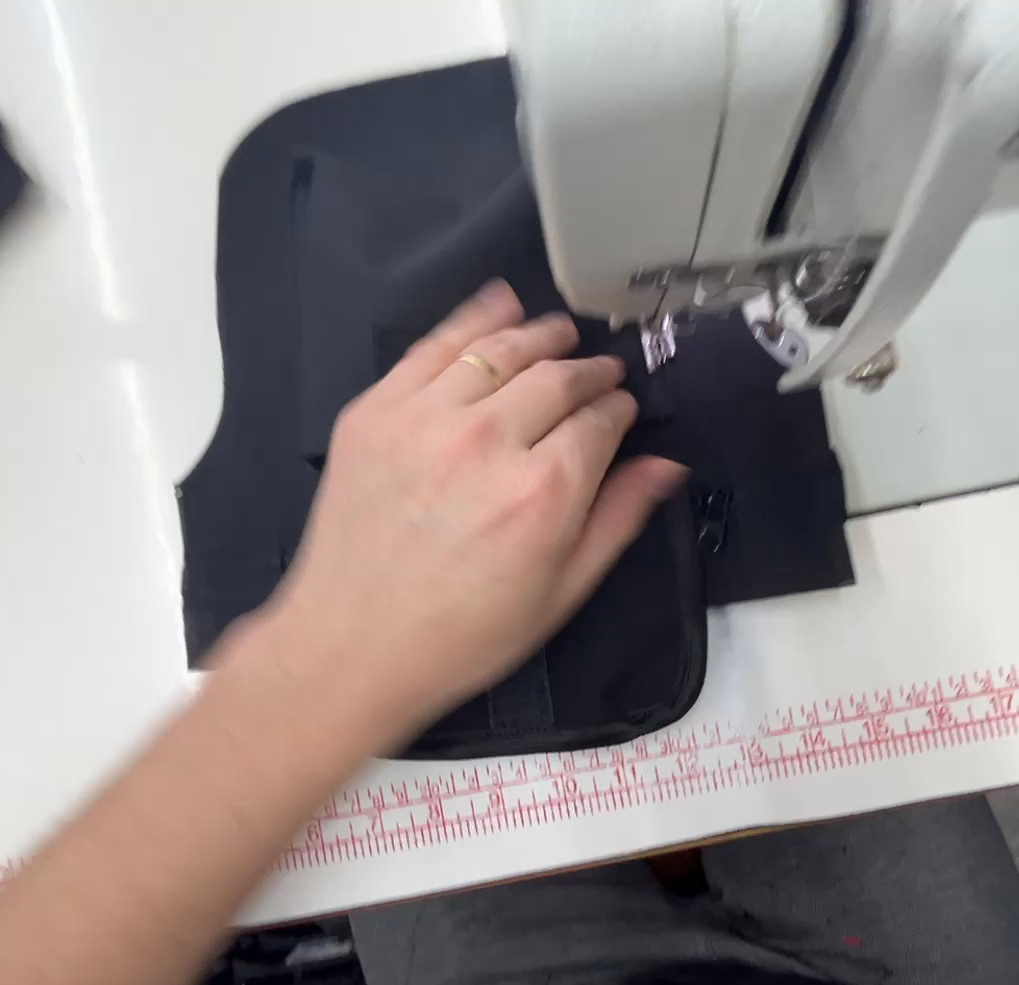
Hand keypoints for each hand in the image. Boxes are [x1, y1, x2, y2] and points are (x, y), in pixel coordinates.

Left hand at [246, 280, 686, 749]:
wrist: (352, 647)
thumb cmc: (464, 634)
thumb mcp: (561, 592)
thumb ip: (618, 518)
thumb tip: (666, 464)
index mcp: (544, 490)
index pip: (601, 419)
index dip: (620, 408)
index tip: (623, 408)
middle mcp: (487, 439)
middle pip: (557, 377)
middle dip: (590, 370)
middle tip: (602, 371)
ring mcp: (424, 417)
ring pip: (501, 348)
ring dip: (540, 335)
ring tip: (560, 333)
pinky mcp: (375, 410)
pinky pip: (432, 345)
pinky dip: (472, 318)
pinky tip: (498, 304)